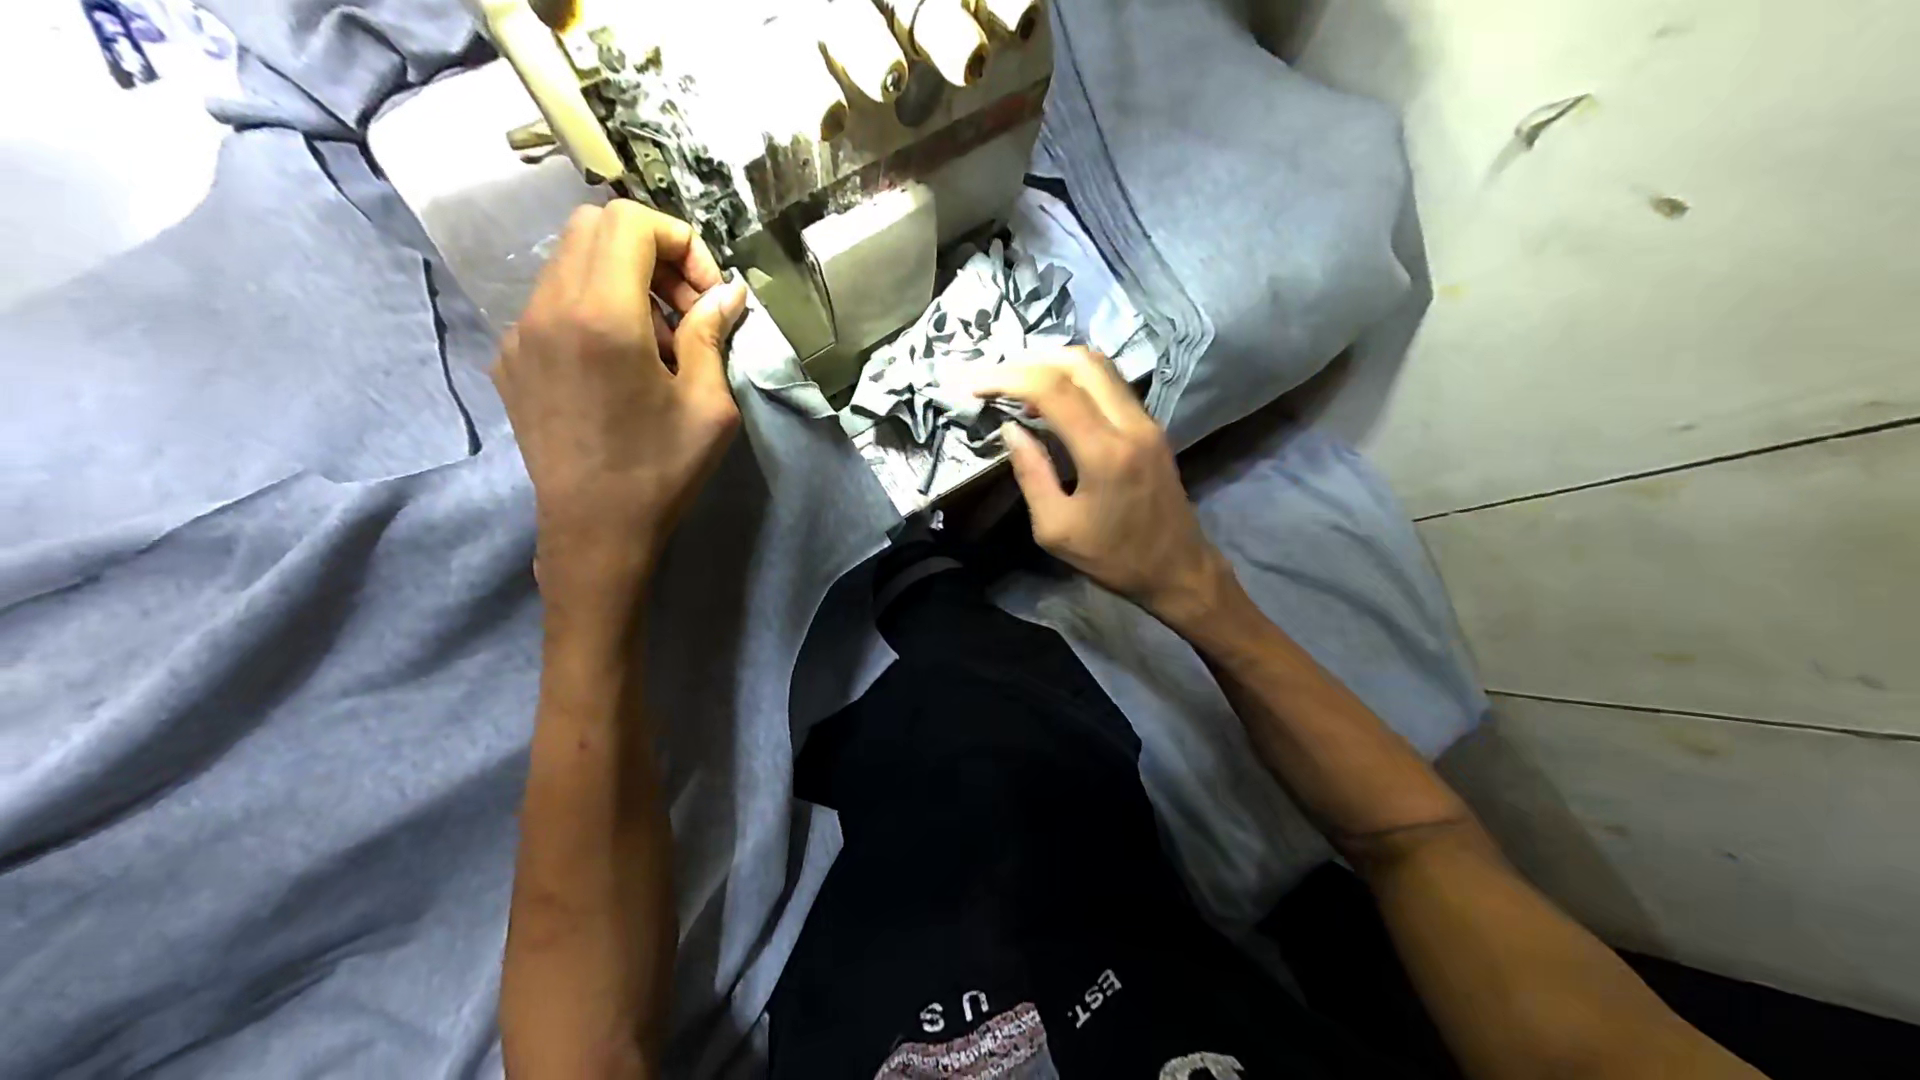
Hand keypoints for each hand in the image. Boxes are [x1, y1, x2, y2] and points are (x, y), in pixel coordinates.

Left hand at [494, 200, 749, 617]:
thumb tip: (725, 294)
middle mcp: (548, 309)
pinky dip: (593, 311)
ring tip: (657, 344)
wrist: (595, 531)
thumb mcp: (710, 405)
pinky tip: (618, 366)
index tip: (707, 294)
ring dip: (623, 282)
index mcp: (601, 315)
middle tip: (686, 310)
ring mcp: (520, 334)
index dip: (681, 242)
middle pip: (594, 228)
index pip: (631, 222)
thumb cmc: (661, 470)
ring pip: (570, 264)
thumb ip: (712, 334)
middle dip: (652, 254)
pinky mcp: (510, 360)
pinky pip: (553, 304)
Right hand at [973, 348, 1234, 627]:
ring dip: (1055, 364)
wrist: (1178, 570)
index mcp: (1105, 452)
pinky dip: (1077, 378)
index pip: (1052, 389)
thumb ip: (1031, 473)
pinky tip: (1052, 398)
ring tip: (1019, 382)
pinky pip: (1111, 383)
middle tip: (996, 377)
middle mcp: (1131, 424)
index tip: (975, 384)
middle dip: (1030, 360)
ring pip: (1100, 366)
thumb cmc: (1113, 558)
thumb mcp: (1056, 528)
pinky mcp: (1152, 427)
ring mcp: (1146, 421)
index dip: (1008, 378)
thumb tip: (1010, 428)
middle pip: (1079, 362)